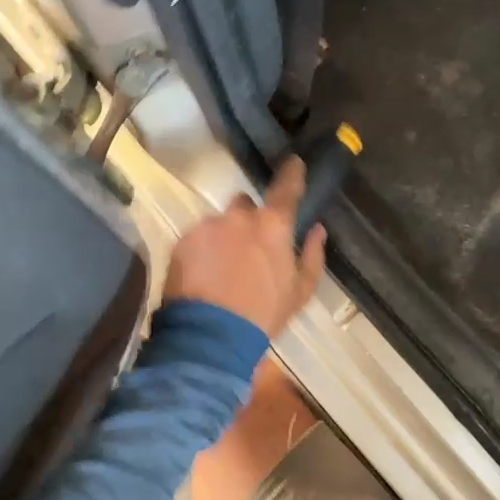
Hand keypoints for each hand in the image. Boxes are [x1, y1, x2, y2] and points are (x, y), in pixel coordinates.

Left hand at [163, 158, 327, 337]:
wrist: (209, 337)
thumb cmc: (263, 314)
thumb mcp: (300, 291)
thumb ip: (312, 255)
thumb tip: (317, 230)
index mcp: (274, 226)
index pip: (287, 188)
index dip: (292, 173)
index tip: (294, 162)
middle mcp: (239, 217)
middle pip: (246, 206)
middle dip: (249, 220)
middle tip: (249, 249)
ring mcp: (207, 227)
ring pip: (219, 224)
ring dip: (223, 238)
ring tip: (222, 271)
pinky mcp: (182, 242)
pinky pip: (197, 239)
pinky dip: (202, 252)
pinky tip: (204, 277)